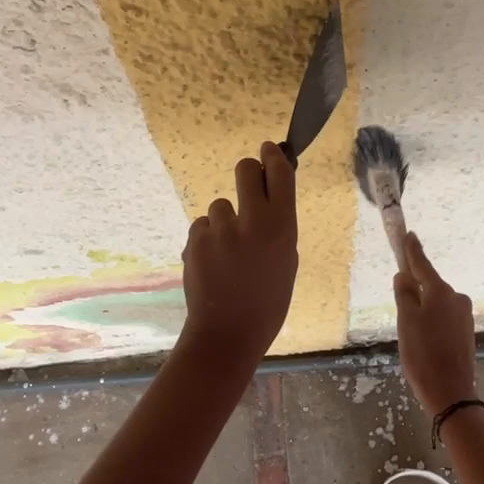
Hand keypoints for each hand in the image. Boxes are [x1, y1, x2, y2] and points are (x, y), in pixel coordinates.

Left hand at [178, 141, 299, 365]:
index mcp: (282, 227)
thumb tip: (270, 201)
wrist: (227, 334)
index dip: (273, 157)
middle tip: (247, 184)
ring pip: (220, 205)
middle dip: (247, 172)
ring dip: (224, 221)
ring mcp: (221, 230)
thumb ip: (279, 229)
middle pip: (245, 170)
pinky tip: (212, 264)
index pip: (279, 174)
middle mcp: (253, 221)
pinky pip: (202, 227)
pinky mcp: (195, 241)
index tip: (268, 149)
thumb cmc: (267, 303)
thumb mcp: (287, 263)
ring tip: (227, 252)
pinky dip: (206, 240)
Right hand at [393, 234, 477, 413]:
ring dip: (423, 309)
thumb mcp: (406, 322)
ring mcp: (464, 315)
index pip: (422, 264)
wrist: (451, 392)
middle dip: (415, 290)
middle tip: (399, 308)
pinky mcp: (466, 331)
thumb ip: (404, 294)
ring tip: (412, 334)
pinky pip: (444, 317)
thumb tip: (404, 275)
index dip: (412, 250)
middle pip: (430, 286)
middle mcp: (457, 298)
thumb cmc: (423, 354)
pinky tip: (425, 340)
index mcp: (440, 292)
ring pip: (437, 303)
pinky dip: (432, 321)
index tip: (408, 234)